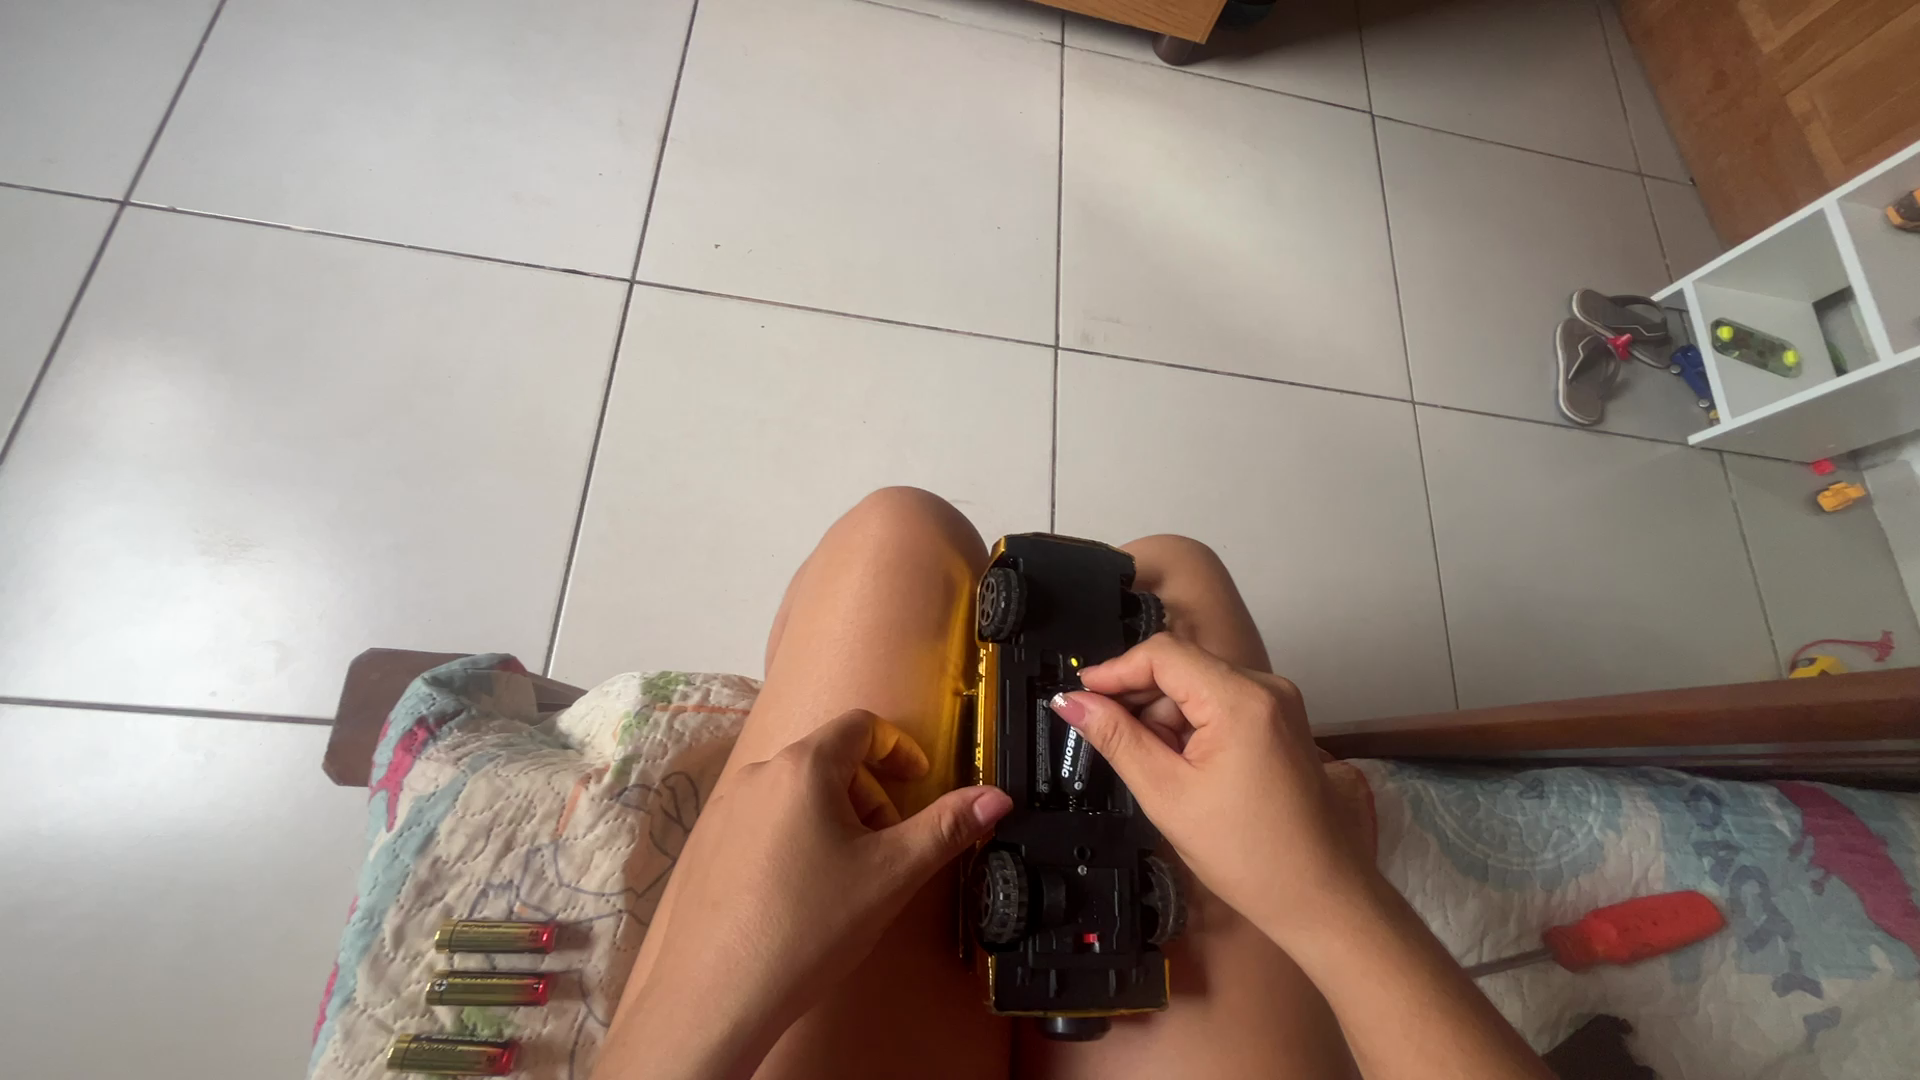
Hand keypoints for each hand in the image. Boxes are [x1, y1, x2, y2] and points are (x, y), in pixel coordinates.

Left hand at [603, 709, 1010, 1079]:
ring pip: (796, 788)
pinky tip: (800, 888)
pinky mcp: (706, 843)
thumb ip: (947, 828)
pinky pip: (764, 815)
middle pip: (830, 758)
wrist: (713, 1001)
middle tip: (886, 843)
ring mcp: (724, 807)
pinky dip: (796, 832)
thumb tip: (997, 797)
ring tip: (845, 872)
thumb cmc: (807, 928)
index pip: (862, 725)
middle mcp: (758, 772)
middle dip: (869, 791)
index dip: (899, 748)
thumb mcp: (891, 874)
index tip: (918, 781)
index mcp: (803, 766)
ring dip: (833, 813)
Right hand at [1048, 635, 1368, 944]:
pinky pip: (1218, 702)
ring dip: (1162, 715)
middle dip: (1138, 698)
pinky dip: (1188, 724)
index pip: (1162, 653)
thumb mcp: (1167, 795)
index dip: (1115, 670)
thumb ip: (1116, 738)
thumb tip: (1071, 701)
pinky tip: (1180, 765)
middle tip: (1109, 738)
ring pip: (1196, 684)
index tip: (1080, 696)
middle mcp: (1265, 687)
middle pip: (1180, 666)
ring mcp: (1276, 703)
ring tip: (1154, 766)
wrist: (1324, 900)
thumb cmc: (1249, 856)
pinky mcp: (1278, 721)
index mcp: (1241, 700)